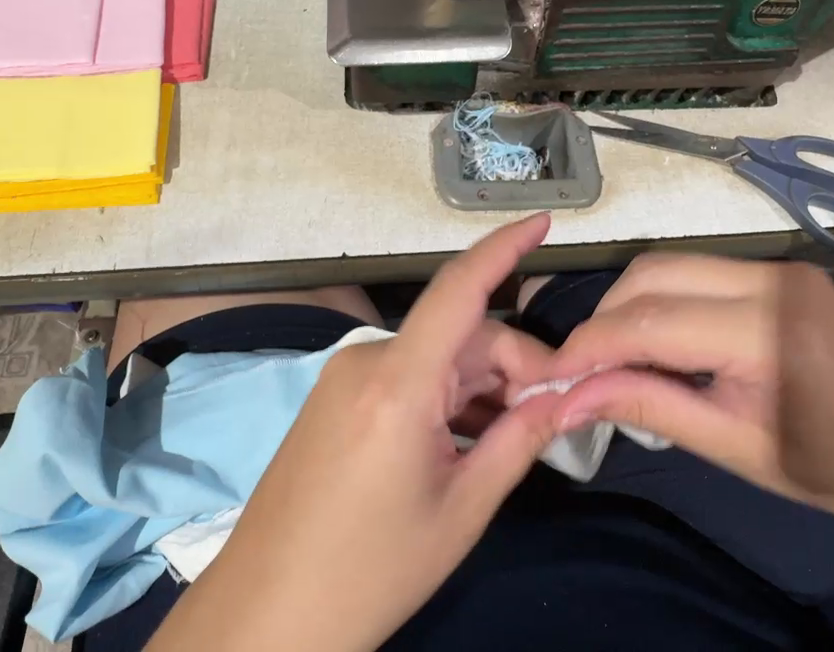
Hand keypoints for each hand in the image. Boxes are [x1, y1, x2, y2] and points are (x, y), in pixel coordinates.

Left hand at [152, 214, 565, 651]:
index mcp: (398, 382)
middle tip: (550, 416)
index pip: (459, 289)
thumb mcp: (462, 508)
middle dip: (513, 366)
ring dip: (481, 386)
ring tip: (510, 439)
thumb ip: (520, 441)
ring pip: (437, 358)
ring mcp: (346, 377)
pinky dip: (447, 396)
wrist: (267, 614)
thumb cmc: (371, 571)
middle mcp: (367, 361)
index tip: (544, 221)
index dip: (503, 248)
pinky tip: (467, 439)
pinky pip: (408, 376)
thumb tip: (566, 396)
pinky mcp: (336, 397)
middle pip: (461, 336)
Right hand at [545, 253, 814, 501]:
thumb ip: (650, 407)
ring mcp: (781, 271)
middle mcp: (773, 281)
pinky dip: (665, 301)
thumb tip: (569, 398)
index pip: (651, 321)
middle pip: (655, 275)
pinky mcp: (783, 274)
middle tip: (582, 371)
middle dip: (605, 318)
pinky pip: (702, 273)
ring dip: (632, 305)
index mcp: (769, 331)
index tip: (550, 377)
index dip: (591, 345)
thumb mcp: (735, 448)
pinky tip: (660, 343)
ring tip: (616, 360)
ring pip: (674, 266)